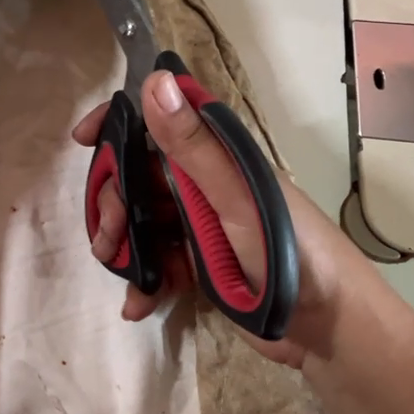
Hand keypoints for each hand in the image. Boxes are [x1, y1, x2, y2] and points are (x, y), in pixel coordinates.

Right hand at [71, 70, 374, 367]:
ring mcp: (203, 221)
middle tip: (106, 235)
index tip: (83, 139)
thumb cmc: (290, 255)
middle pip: (140, 175)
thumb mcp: (235, 199)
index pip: (161, 119)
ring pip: (144, 218)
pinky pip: (159, 259)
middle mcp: (207, 181)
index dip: (119, 122)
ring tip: (120, 271)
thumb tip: (154, 81)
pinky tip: (138, 304)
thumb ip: (193, 146)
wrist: (330, 331)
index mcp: (218, 156)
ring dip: (124, 242)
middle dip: (114, 201)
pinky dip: (144, 279)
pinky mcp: (202, 260)